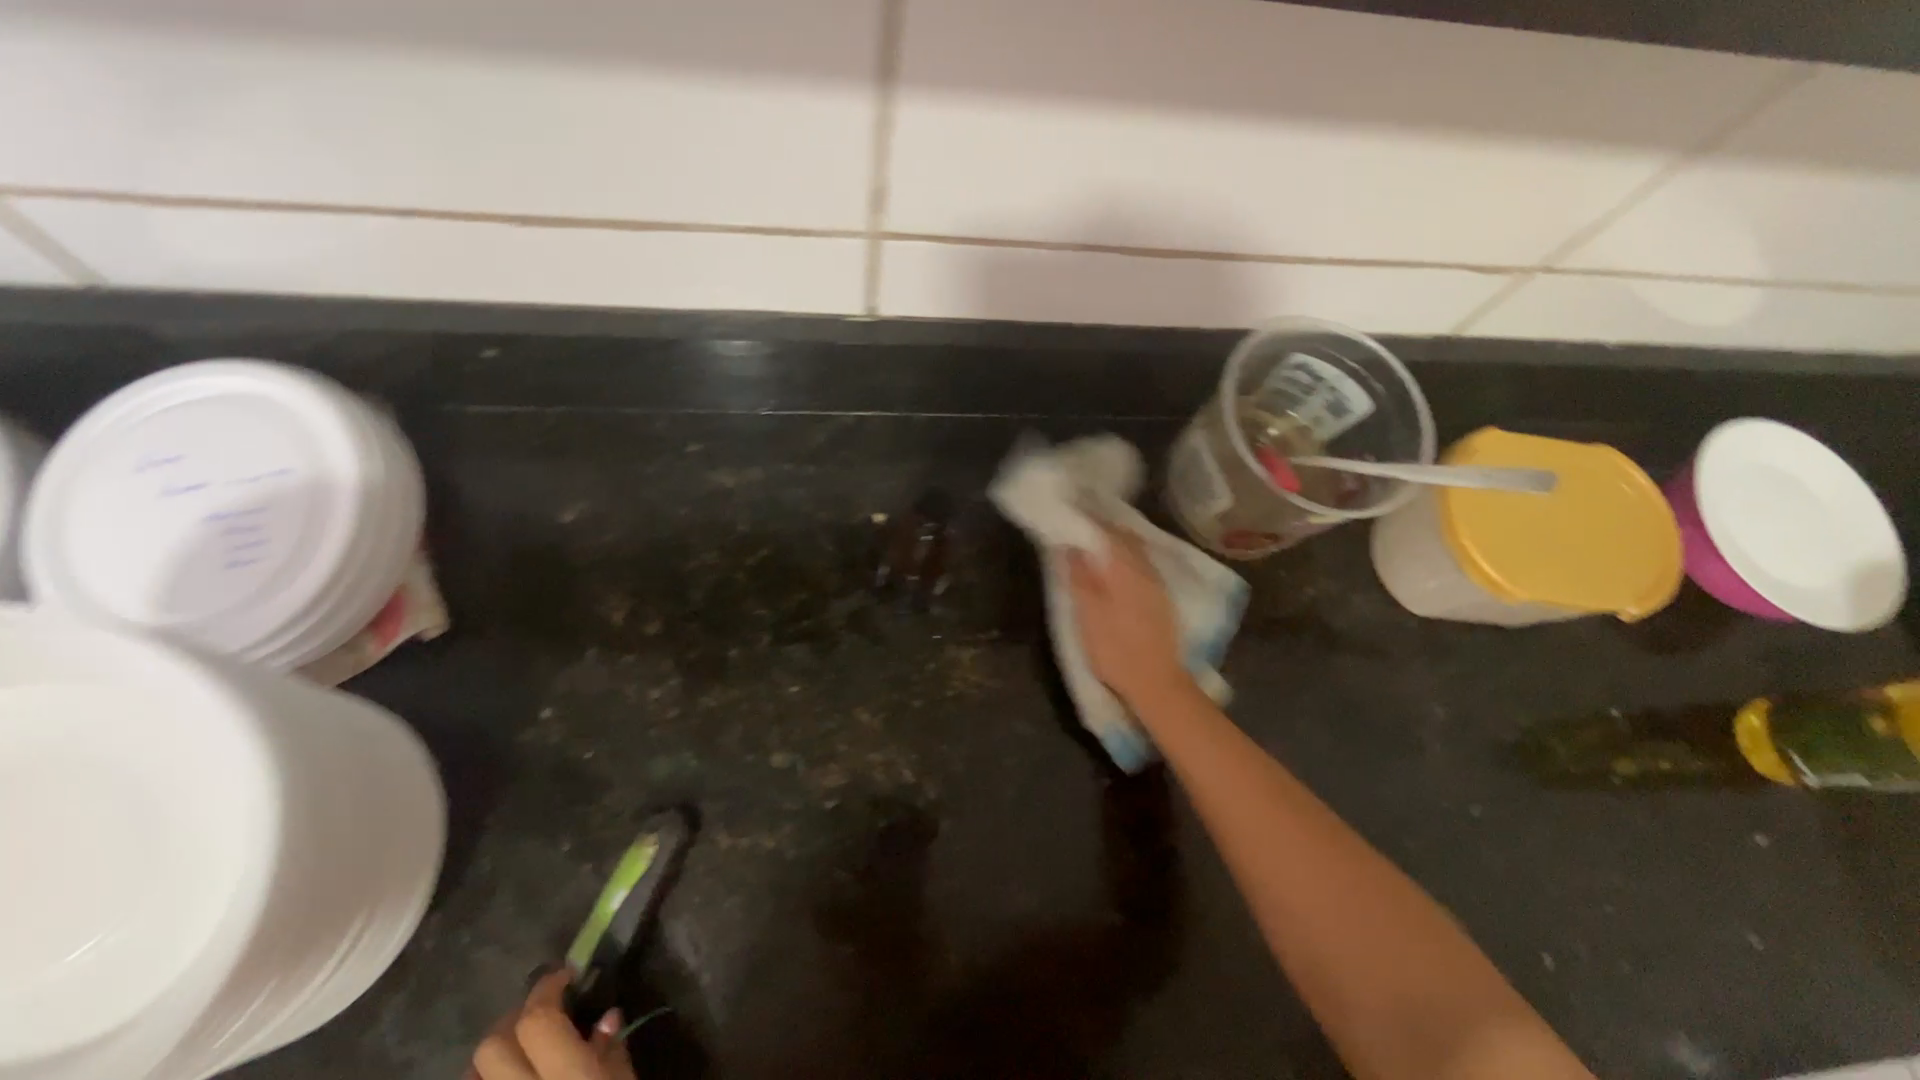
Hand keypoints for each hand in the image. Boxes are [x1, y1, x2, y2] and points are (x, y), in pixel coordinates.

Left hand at [470, 970, 637, 1079]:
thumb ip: (614, 1052)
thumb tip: (606, 1018)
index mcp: (567, 1077)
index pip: (537, 1022)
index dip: (545, 991)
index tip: (564, 976)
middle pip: (493, 1046)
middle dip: (514, 1021)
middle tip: (541, 1012)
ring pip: (472, 1073)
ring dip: (494, 1053)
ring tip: (520, 1046)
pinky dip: (485, 1077)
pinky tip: (508, 1074)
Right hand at [1066, 528, 1191, 706]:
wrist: (1156, 682)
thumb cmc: (1115, 649)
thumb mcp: (1088, 615)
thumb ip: (1079, 578)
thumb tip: (1069, 547)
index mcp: (1125, 569)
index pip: (1108, 532)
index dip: (1090, 523)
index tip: (1072, 519)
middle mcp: (1146, 570)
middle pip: (1127, 539)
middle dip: (1105, 531)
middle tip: (1082, 532)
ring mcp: (1158, 585)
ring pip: (1138, 552)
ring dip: (1118, 546)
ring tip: (1096, 550)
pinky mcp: (1163, 600)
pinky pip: (1144, 567)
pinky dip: (1128, 562)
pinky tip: (1117, 573)